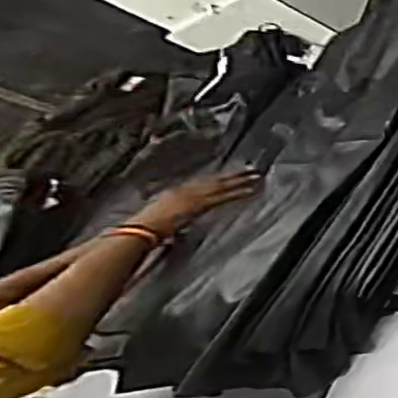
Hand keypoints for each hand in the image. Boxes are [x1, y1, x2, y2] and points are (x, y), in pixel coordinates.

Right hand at [129, 170, 262, 238]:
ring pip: (222, 185)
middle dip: (234, 173)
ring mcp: (193, 197)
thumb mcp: (159, 209)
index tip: (232, 171)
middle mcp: (185, 190)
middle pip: (214, 179)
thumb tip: (182, 208)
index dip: (219, 175)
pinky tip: (250, 190)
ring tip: (257, 176)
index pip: (202, 180)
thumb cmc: (145, 224)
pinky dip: (237, 193)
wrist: (139, 229)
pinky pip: (223, 197)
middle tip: (251, 167)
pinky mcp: (199, 205)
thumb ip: (173, 205)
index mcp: (175, 190)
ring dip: (241, 180)